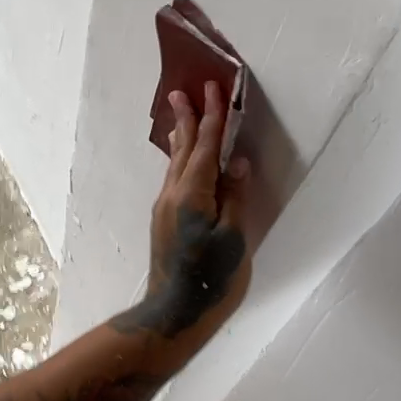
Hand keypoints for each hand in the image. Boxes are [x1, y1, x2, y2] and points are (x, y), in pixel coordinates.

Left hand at [114, 81, 250, 341]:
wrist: (174, 312)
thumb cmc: (212, 279)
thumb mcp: (234, 238)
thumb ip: (235, 198)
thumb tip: (236, 162)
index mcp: (192, 194)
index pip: (206, 146)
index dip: (213, 117)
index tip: (214, 89)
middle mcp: (173, 194)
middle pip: (184, 149)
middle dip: (189, 119)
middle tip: (182, 91)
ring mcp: (165, 208)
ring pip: (175, 164)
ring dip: (181, 137)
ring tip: (180, 118)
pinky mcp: (165, 221)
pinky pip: (174, 178)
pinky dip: (179, 159)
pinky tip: (181, 160)